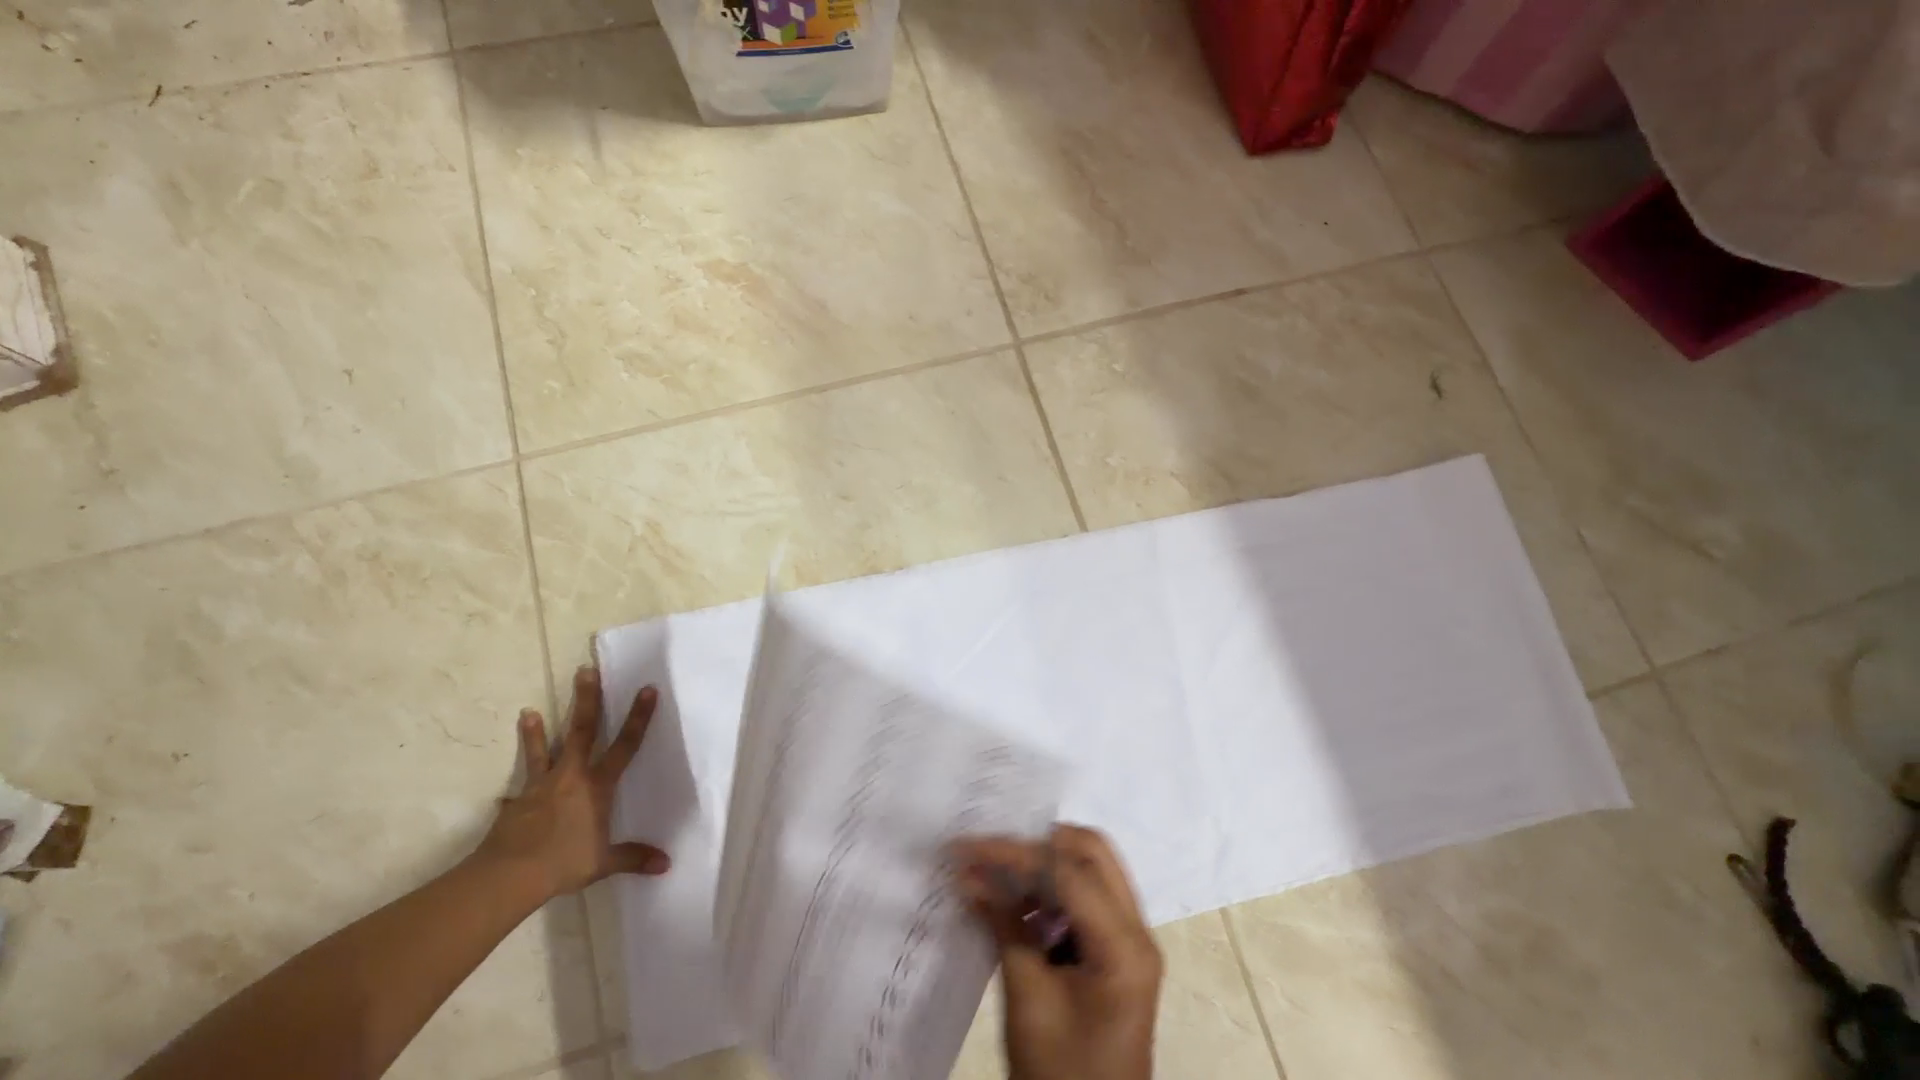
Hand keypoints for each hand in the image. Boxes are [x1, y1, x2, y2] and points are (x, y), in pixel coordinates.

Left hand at [474, 666, 671, 900]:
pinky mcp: (519, 799)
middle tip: (585, 670)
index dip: (638, 718)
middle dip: (587, 699)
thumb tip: (666, 864)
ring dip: (537, 730)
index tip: (646, 690)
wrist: (510, 874)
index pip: (625, 745)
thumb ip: (633, 858)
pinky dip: (515, 784)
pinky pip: (522, 781)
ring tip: (528, 710)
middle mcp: (571, 776)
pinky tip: (506, 791)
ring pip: (543, 749)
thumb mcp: (603, 862)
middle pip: (581, 730)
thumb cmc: (563, 863)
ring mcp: (542, 784)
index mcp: (597, 786)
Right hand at [952, 826, 1162, 1079]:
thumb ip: (1005, 927)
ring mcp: (1130, 942)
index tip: (965, 848)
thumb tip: (971, 874)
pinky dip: (1049, 891)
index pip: (1069, 872)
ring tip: (991, 874)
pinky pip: (1086, 900)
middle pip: (1092, 853)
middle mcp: (1137, 932)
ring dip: (1042, 865)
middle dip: (1036, 843)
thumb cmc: (1059, 1072)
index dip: (1014, 852)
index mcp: (1124, 946)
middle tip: (986, 852)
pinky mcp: (1115, 954)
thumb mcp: (1028, 999)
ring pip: (1090, 871)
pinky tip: (1011, 903)